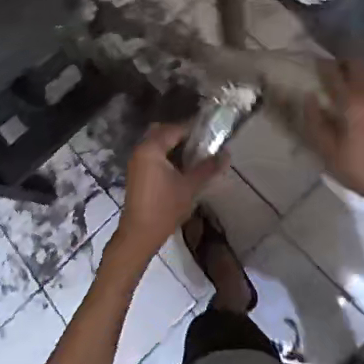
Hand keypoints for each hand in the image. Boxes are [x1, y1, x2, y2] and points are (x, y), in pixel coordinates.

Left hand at [111, 122, 225, 261]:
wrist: (140, 233)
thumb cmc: (164, 207)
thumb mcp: (190, 186)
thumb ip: (208, 168)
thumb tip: (226, 154)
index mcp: (151, 148)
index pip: (174, 129)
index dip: (194, 130)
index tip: (212, 134)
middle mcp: (140, 150)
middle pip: (163, 132)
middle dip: (182, 136)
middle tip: (202, 144)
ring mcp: (137, 161)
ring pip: (156, 144)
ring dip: (174, 146)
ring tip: (195, 156)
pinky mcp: (137, 172)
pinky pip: (152, 154)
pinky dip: (166, 155)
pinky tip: (181, 167)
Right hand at [303, 59, 363, 209]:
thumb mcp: (331, 155)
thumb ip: (316, 124)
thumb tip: (309, 97)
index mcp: (351, 104)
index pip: (332, 75)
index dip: (322, 65)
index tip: (316, 62)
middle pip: (356, 64)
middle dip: (344, 62)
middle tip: (337, 66)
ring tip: (359, 63)